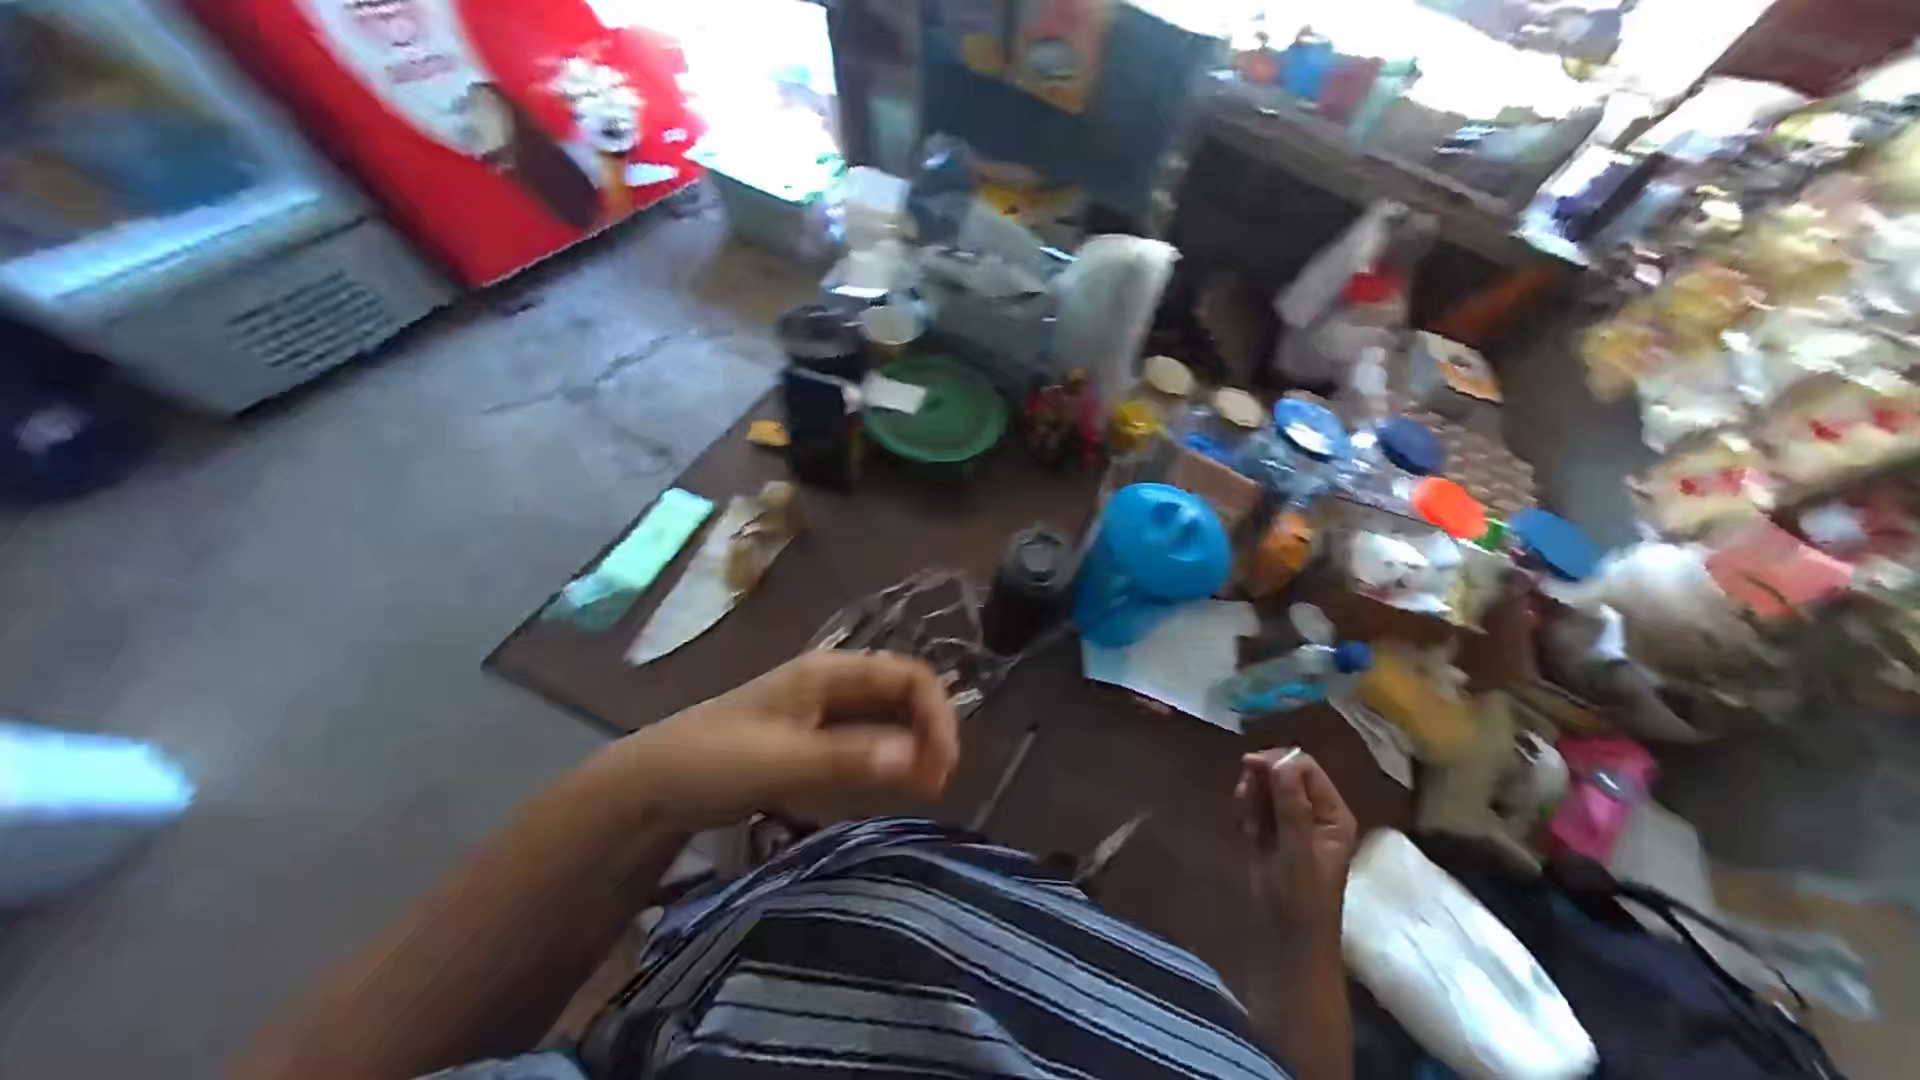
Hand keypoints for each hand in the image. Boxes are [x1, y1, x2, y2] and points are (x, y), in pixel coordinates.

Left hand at [600, 651, 960, 829]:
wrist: (649, 786)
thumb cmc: (712, 761)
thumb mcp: (782, 761)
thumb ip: (851, 759)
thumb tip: (922, 761)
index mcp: (827, 671)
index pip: (907, 676)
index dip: (936, 714)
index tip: (944, 766)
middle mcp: (830, 683)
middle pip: (901, 693)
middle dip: (929, 730)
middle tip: (938, 782)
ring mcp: (819, 711)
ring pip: (886, 717)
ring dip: (911, 745)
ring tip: (925, 787)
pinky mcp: (809, 739)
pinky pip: (863, 740)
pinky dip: (886, 758)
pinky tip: (891, 784)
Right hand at [1235, 748, 1357, 938]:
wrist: (1287, 944)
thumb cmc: (1301, 900)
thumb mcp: (1297, 851)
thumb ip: (1290, 806)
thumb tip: (1280, 761)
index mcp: (1333, 814)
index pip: (1305, 767)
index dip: (1278, 763)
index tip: (1249, 768)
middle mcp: (1314, 813)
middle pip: (1283, 773)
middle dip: (1260, 780)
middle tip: (1243, 797)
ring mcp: (1290, 823)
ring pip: (1264, 787)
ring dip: (1249, 796)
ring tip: (1245, 823)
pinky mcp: (1269, 833)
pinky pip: (1253, 806)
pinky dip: (1244, 811)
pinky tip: (1242, 830)